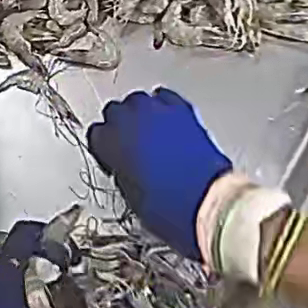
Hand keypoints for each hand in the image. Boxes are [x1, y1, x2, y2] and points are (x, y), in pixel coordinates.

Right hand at [86, 88, 231, 259]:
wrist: (210, 205)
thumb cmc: (172, 209)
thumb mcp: (132, 196)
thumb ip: (123, 171)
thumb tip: (127, 166)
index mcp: (111, 142)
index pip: (96, 134)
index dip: (106, 146)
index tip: (113, 154)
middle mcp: (129, 119)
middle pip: (115, 111)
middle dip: (121, 126)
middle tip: (132, 145)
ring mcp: (155, 111)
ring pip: (138, 100)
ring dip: (141, 114)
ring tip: (152, 133)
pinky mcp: (181, 109)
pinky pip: (165, 98)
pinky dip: (164, 108)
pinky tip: (168, 122)